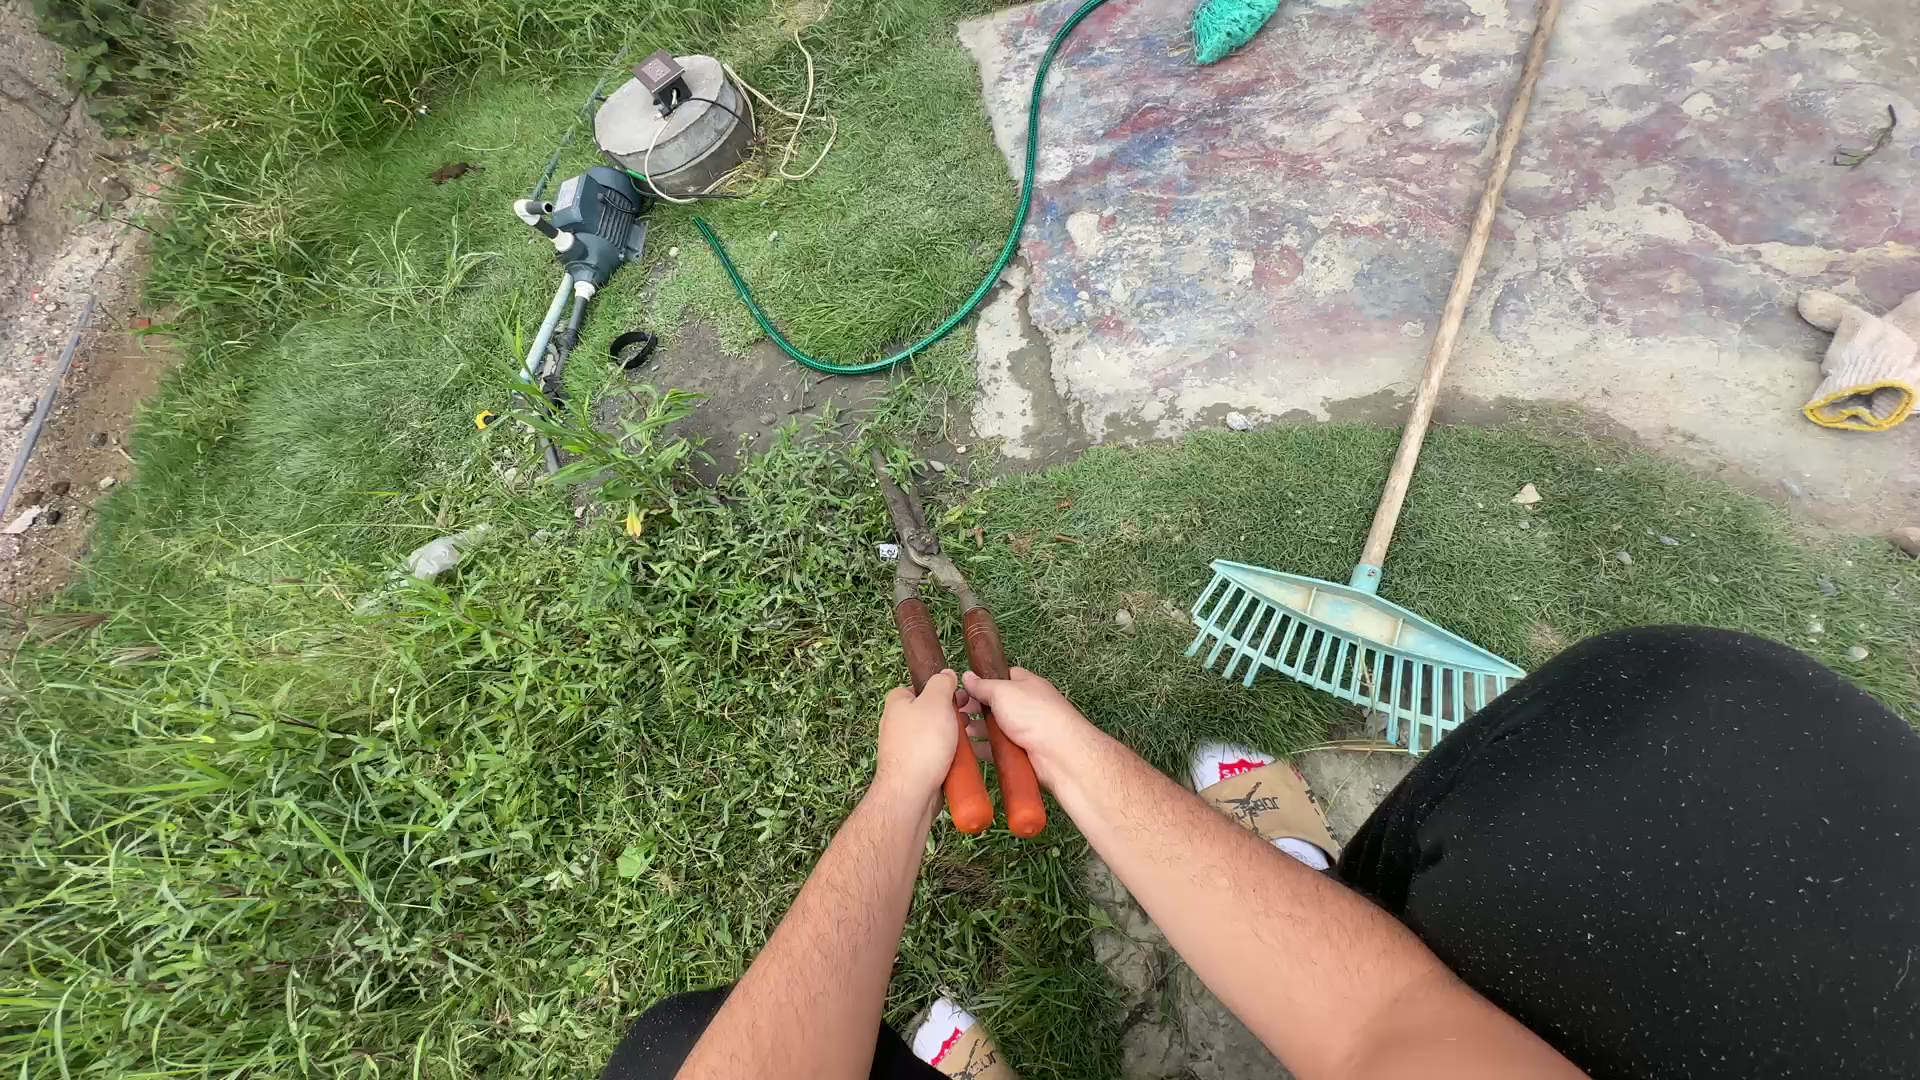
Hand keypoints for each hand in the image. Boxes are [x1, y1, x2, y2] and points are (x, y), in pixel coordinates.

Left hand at [873, 669, 963, 814]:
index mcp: (897, 702)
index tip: (958, 697)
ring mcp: (903, 748)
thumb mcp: (936, 702)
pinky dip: (947, 757)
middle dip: (950, 715)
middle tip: (967, 719)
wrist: (912, 793)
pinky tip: (961, 760)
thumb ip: (942, 683)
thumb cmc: (923, 743)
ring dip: (952, 737)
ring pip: (934, 735)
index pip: (920, 687)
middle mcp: (896, 723)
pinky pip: (934, 756)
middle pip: (929, 712)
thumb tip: (946, 674)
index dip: (941, 690)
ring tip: (967, 740)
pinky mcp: (912, 768)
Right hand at [960, 667, 1105, 789]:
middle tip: (955, 711)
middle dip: (976, 707)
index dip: (983, 680)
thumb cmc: (1035, 714)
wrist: (1058, 753)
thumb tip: (967, 676)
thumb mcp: (1003, 691)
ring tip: (957, 730)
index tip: (963, 687)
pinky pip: (998, 748)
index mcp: (1026, 684)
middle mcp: (1026, 705)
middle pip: (996, 704)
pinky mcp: (1021, 752)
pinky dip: (983, 748)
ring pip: (995, 727)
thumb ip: (983, 685)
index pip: (1002, 676)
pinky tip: (967, 749)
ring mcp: (1024, 730)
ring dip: (977, 729)